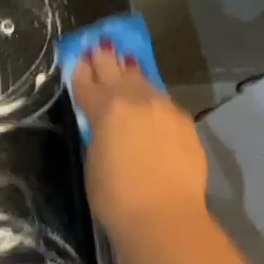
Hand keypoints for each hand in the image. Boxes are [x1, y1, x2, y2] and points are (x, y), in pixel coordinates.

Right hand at [68, 45, 207, 233]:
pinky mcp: (185, 123)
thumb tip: (102, 123)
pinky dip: (151, 99)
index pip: (87, 83)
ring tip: (124, 66)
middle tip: (100, 47)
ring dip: (131, 75)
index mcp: (106, 109)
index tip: (78, 58)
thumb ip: (97, 133)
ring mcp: (165, 109)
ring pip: (144, 83)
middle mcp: (137, 100)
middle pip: (117, 73)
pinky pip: (163, 103)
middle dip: (105, 60)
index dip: (80, 71)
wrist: (164, 216)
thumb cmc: (115, 197)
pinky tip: (149, 104)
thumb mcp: (93, 161)